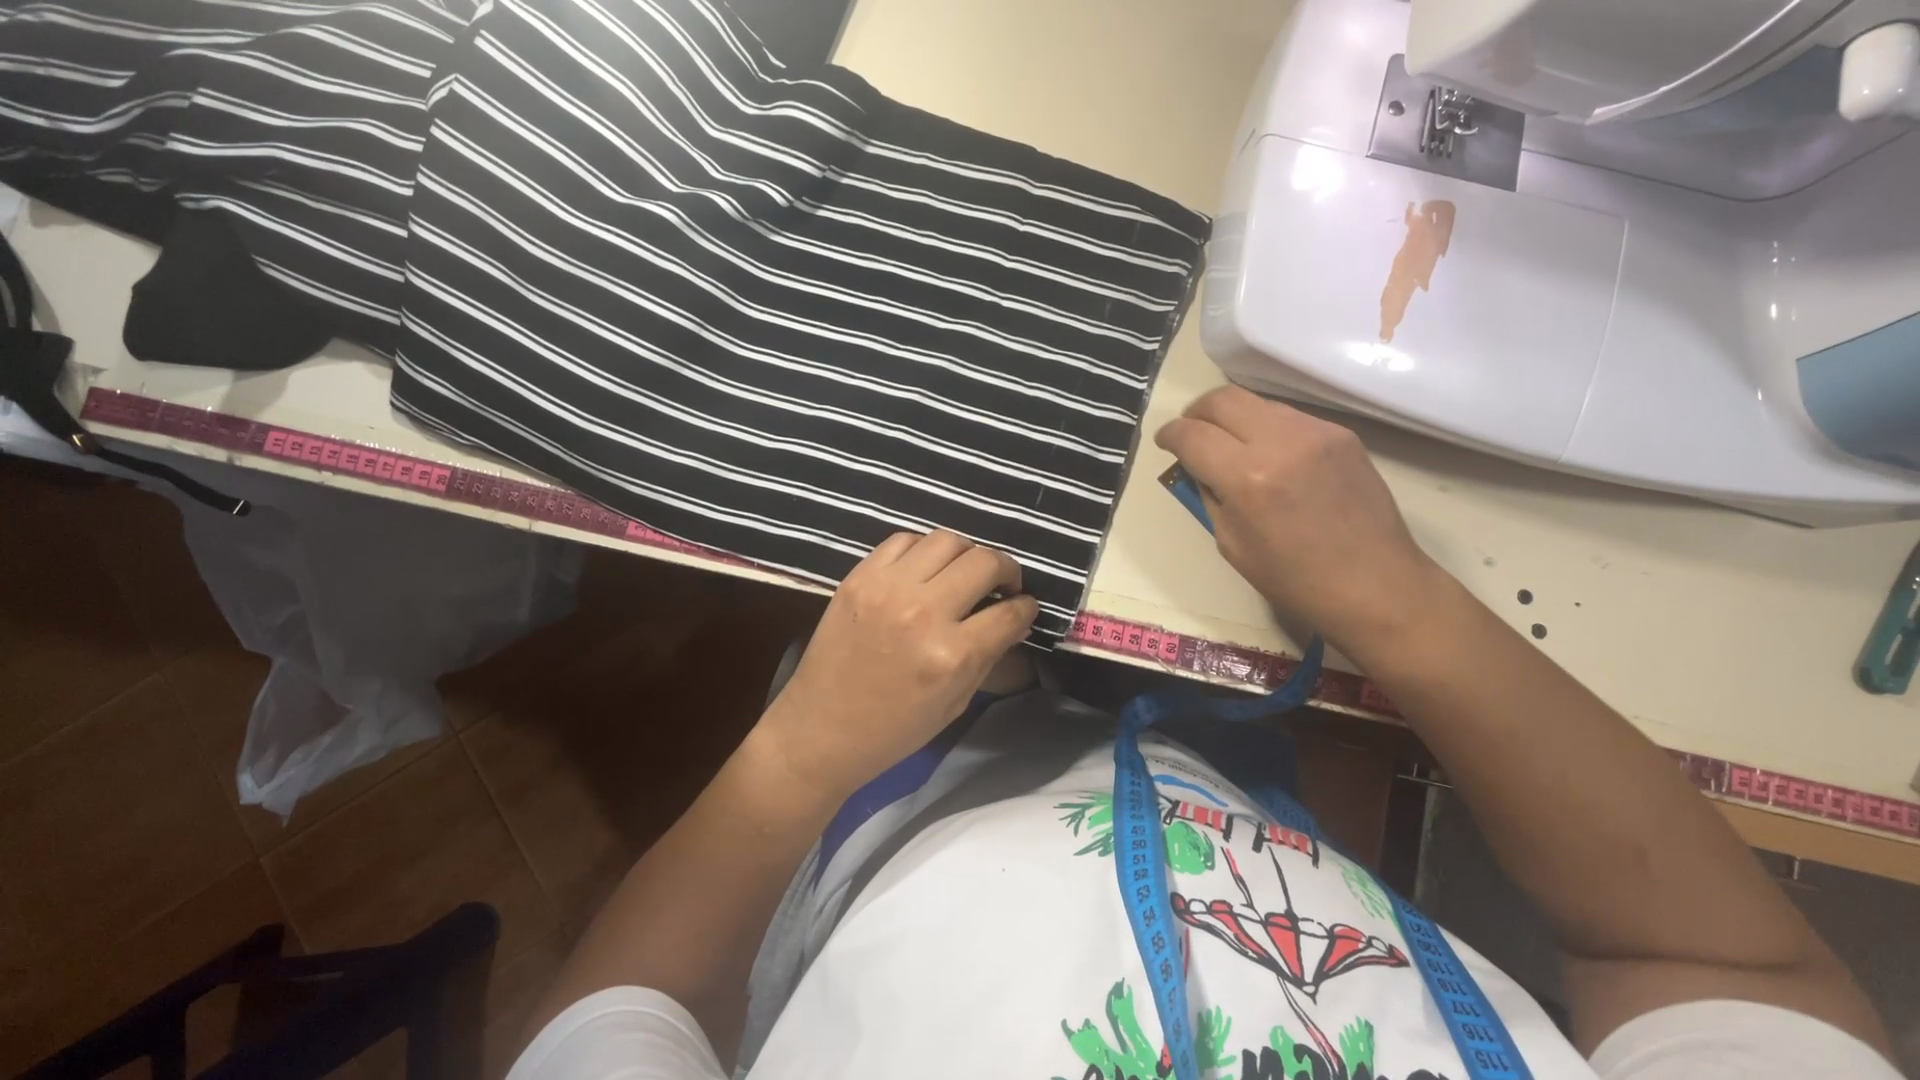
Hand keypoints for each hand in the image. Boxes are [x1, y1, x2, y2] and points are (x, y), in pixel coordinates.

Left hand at [752, 531, 1039, 800]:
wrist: (821, 730)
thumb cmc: (894, 730)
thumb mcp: (955, 703)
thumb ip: (989, 655)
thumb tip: (1015, 620)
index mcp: (952, 655)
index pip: (1009, 611)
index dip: (1026, 607)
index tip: (1025, 606)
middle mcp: (923, 612)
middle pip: (984, 562)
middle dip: (1006, 570)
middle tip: (1002, 585)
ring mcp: (887, 588)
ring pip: (947, 540)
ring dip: (966, 555)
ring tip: (963, 575)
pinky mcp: (858, 577)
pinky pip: (903, 541)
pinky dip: (923, 551)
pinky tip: (924, 572)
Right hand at [1154, 386, 1443, 655]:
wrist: (1375, 584)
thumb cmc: (1295, 580)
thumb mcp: (1232, 545)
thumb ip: (1210, 497)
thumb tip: (1198, 468)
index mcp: (1247, 479)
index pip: (1192, 435)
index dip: (1170, 435)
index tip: (1165, 442)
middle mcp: (1280, 442)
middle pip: (1222, 400)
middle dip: (1197, 412)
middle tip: (1191, 432)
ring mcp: (1316, 433)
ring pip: (1257, 402)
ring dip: (1233, 417)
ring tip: (1230, 444)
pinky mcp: (1341, 434)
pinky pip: (1290, 417)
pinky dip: (1268, 428)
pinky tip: (1270, 455)